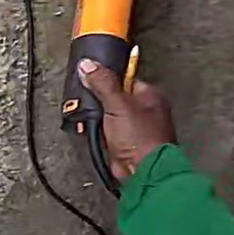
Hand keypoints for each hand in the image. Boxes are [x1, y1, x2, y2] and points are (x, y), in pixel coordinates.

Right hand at [77, 58, 176, 179]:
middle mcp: (142, 109)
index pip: (122, 78)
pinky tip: (88, 130)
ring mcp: (132, 125)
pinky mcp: (122, 140)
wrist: (142, 170)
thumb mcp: (118, 105)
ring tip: (86, 119)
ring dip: (93, 116)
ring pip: (106, 113)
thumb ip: (103, 83)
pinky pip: (104, 128)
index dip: (104, 80)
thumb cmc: (140, 137)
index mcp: (149, 95)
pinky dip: (95, 129)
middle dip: (95, 100)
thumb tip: (88, 64)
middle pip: (111, 95)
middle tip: (85, 102)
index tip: (88, 81)